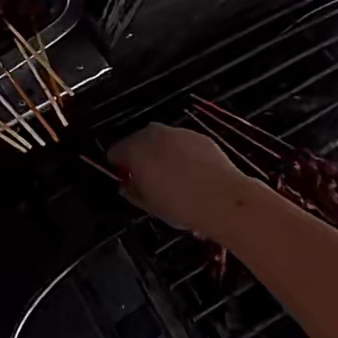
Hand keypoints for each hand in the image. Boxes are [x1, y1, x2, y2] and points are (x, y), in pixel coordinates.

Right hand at [106, 124, 261, 238]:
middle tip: (144, 178)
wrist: (222, 197)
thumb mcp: (148, 205)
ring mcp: (178, 132)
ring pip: (160, 140)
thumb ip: (132, 191)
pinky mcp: (198, 136)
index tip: (122, 178)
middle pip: (137, 140)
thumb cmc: (179, 205)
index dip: (117, 166)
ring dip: (159, 152)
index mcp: (136, 149)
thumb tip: (128, 185)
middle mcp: (155, 133)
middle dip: (137, 156)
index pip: (115, 151)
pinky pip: (180, 142)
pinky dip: (179, 153)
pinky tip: (189, 172)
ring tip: (169, 176)